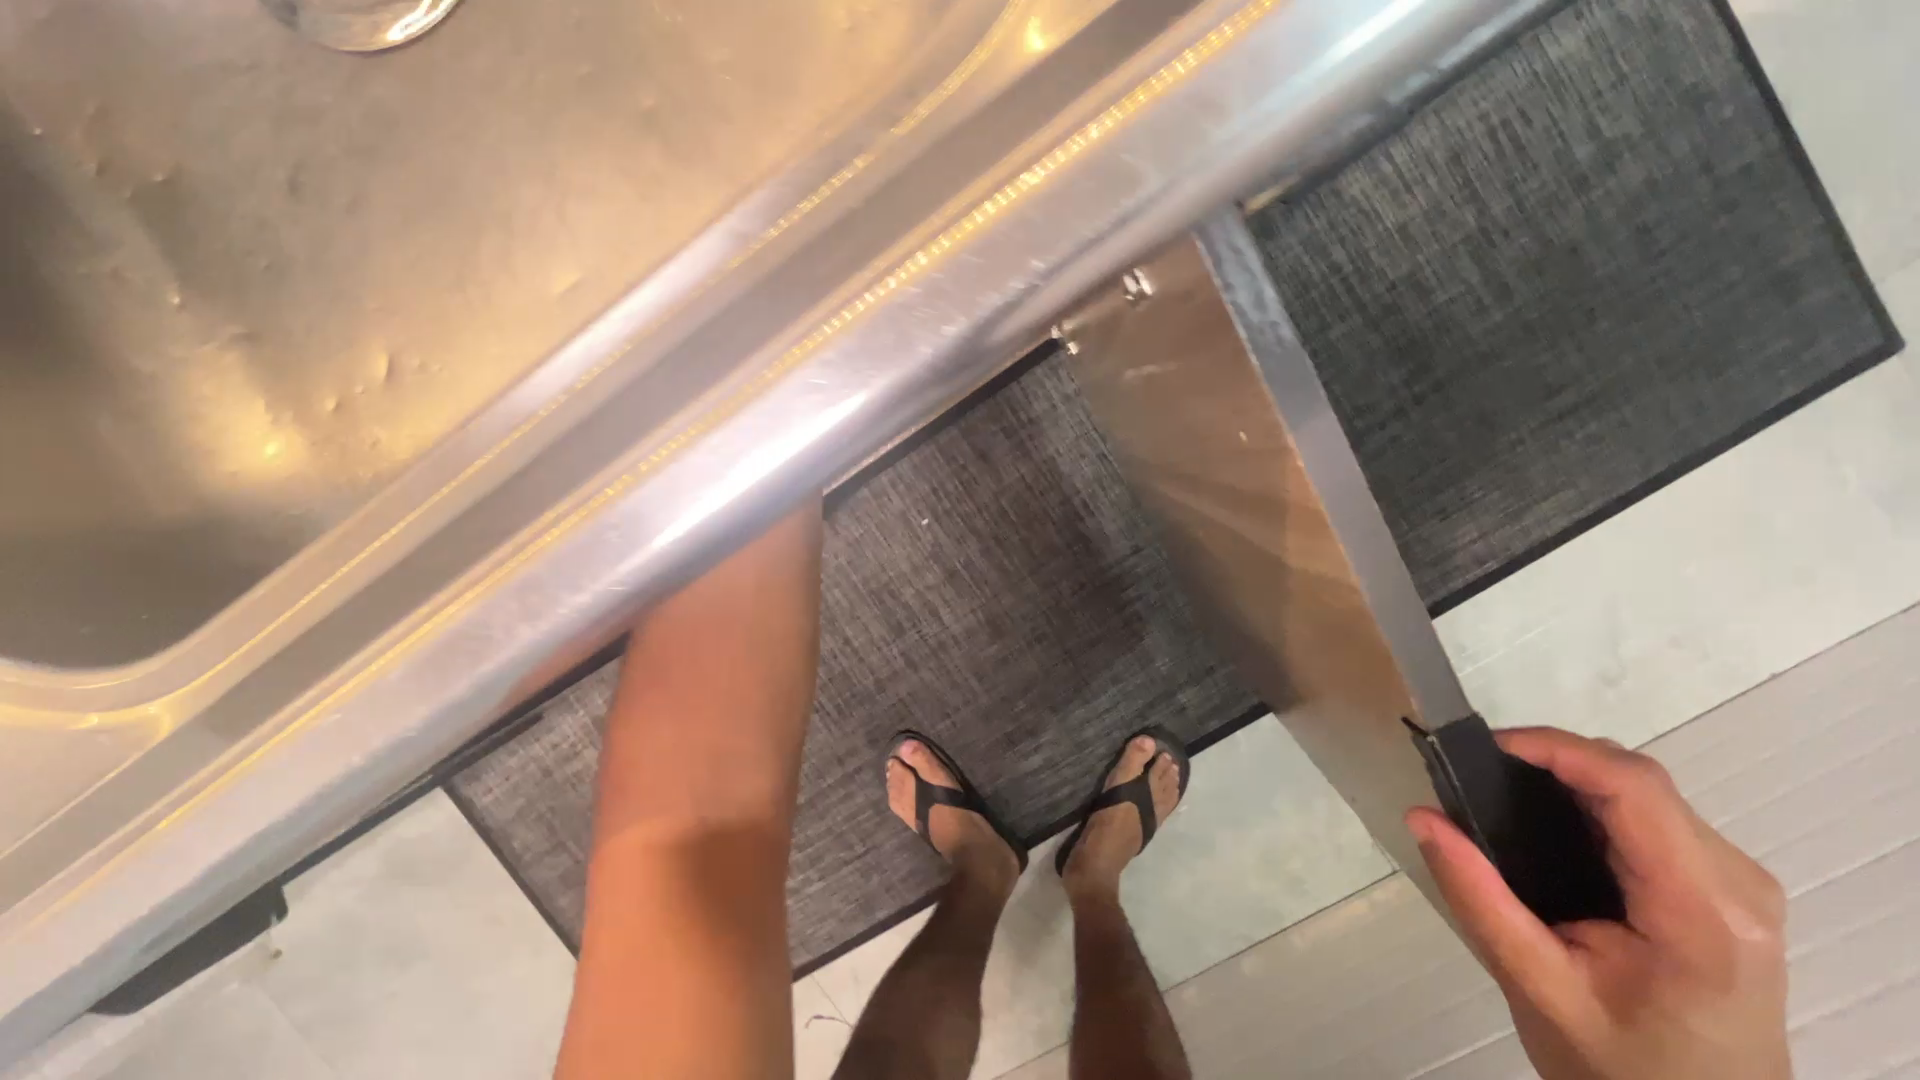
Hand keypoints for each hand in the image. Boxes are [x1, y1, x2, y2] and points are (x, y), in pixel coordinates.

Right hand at [1406, 727, 1790, 1079]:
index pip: (1634, 788)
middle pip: (1640, 782)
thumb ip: (1478, 898)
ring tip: (1501, 800)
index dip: (1557, 748)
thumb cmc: (1623, 1067)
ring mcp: (1739, 885)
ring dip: (1571, 781)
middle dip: (1554, 761)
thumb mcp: (1537, 987)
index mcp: (1701, 911)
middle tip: (1475, 779)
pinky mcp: (1726, 890)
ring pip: (1646, 793)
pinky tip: (1548, 829)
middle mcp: (1736, 884)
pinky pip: (1653, 818)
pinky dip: (1593, 805)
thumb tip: (1421, 816)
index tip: (1482, 747)